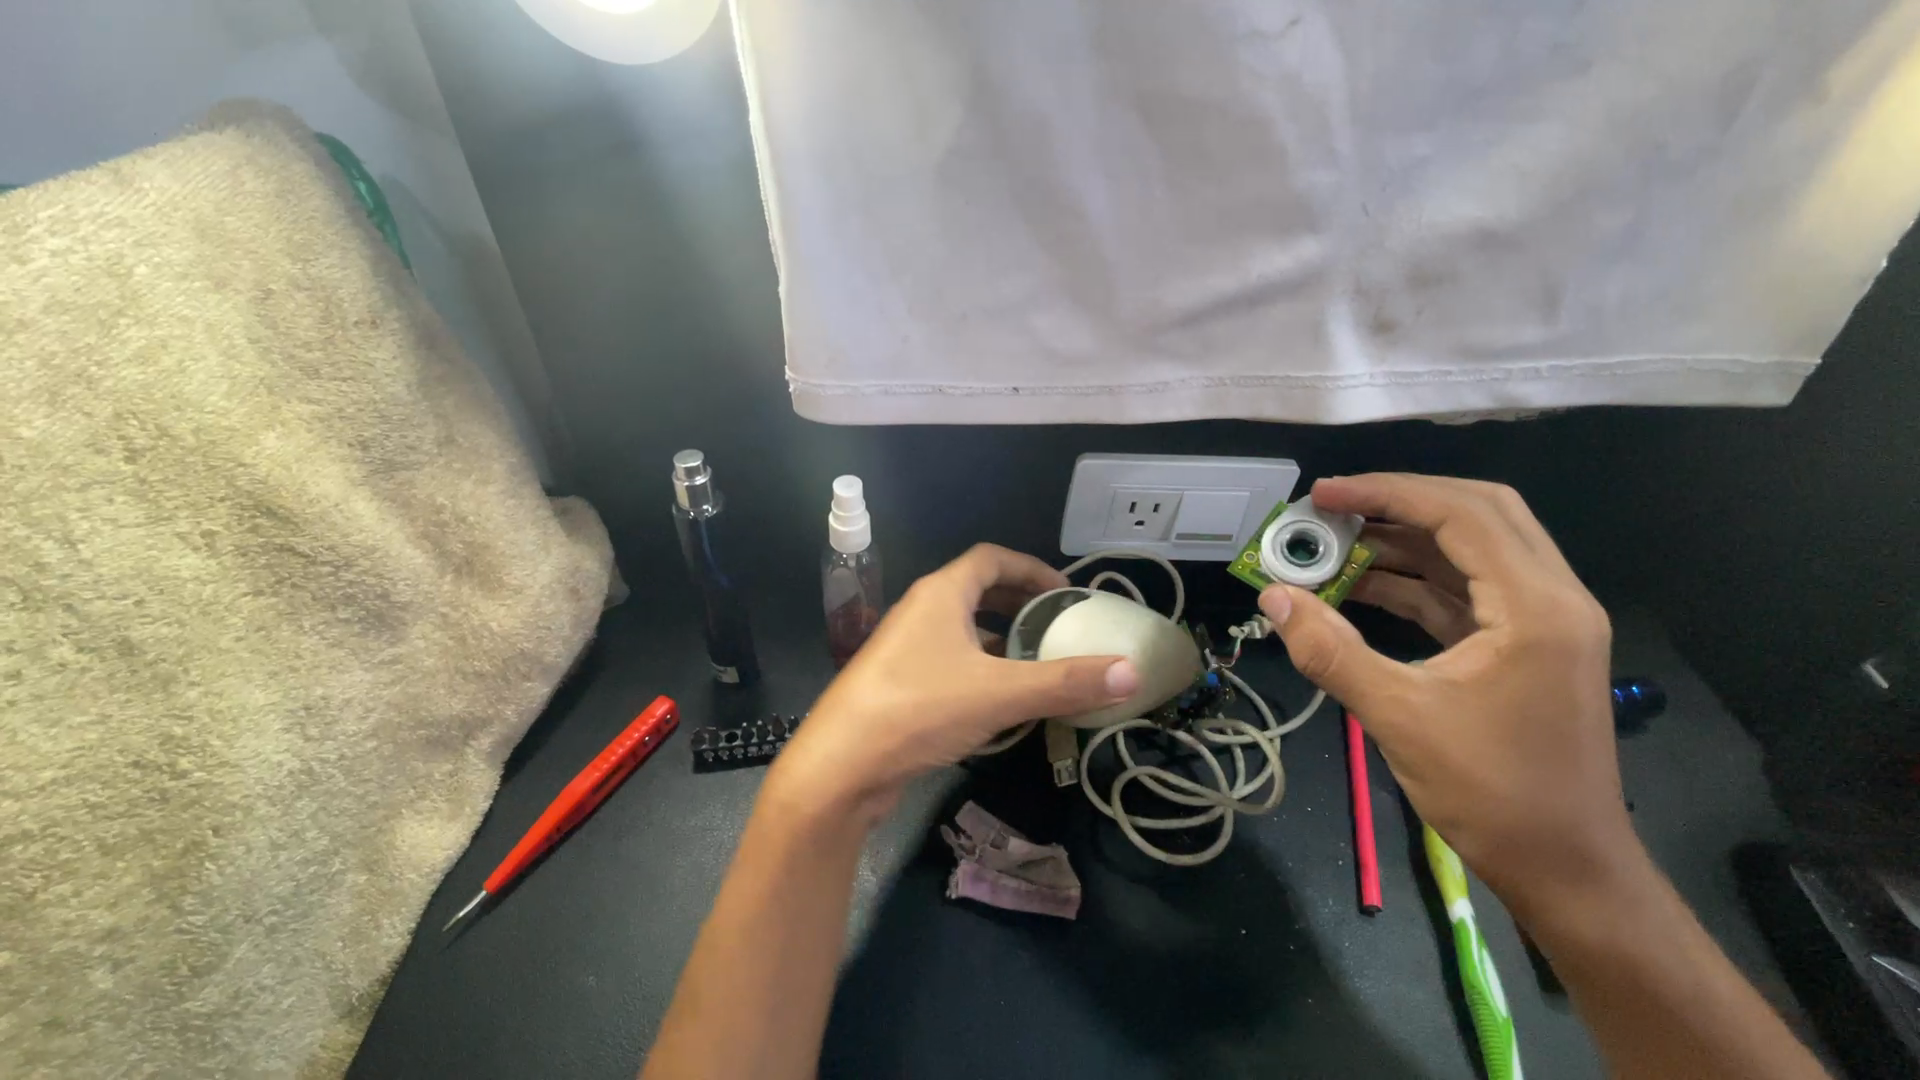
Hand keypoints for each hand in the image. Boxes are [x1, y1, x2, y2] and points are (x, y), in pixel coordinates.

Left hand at [769, 544, 1139, 824]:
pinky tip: (1001, 704)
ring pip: (961, 632)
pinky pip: (948, 664)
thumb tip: (1132, 672)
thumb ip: (1066, 682)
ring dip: (1000, 642)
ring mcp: (903, 650)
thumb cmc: (919, 709)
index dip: (1031, 568)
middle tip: (1057, 627)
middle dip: (1019, 605)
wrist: (840, 766)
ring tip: (1038, 665)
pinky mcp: (897, 686)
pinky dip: (980, 671)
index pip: (991, 558)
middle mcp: (919, 612)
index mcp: (940, 594)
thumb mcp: (1000, 694)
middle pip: (975, 592)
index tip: (1065, 592)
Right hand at [1258, 474, 1633, 915]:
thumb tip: (1273, 597)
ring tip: (1334, 544)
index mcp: (1536, 606)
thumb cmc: (1491, 792)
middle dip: (1401, 501)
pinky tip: (1361, 586)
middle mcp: (1552, 598)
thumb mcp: (1399, 717)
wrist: (1565, 866)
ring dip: (1405, 541)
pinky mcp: (1526, 646)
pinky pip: (1467, 591)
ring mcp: (1543, 622)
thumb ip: (1331, 652)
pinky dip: (1414, 580)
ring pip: (1473, 550)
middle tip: (1333, 508)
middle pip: (1480, 513)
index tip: (1322, 495)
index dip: (1387, 493)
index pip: (1462, 514)